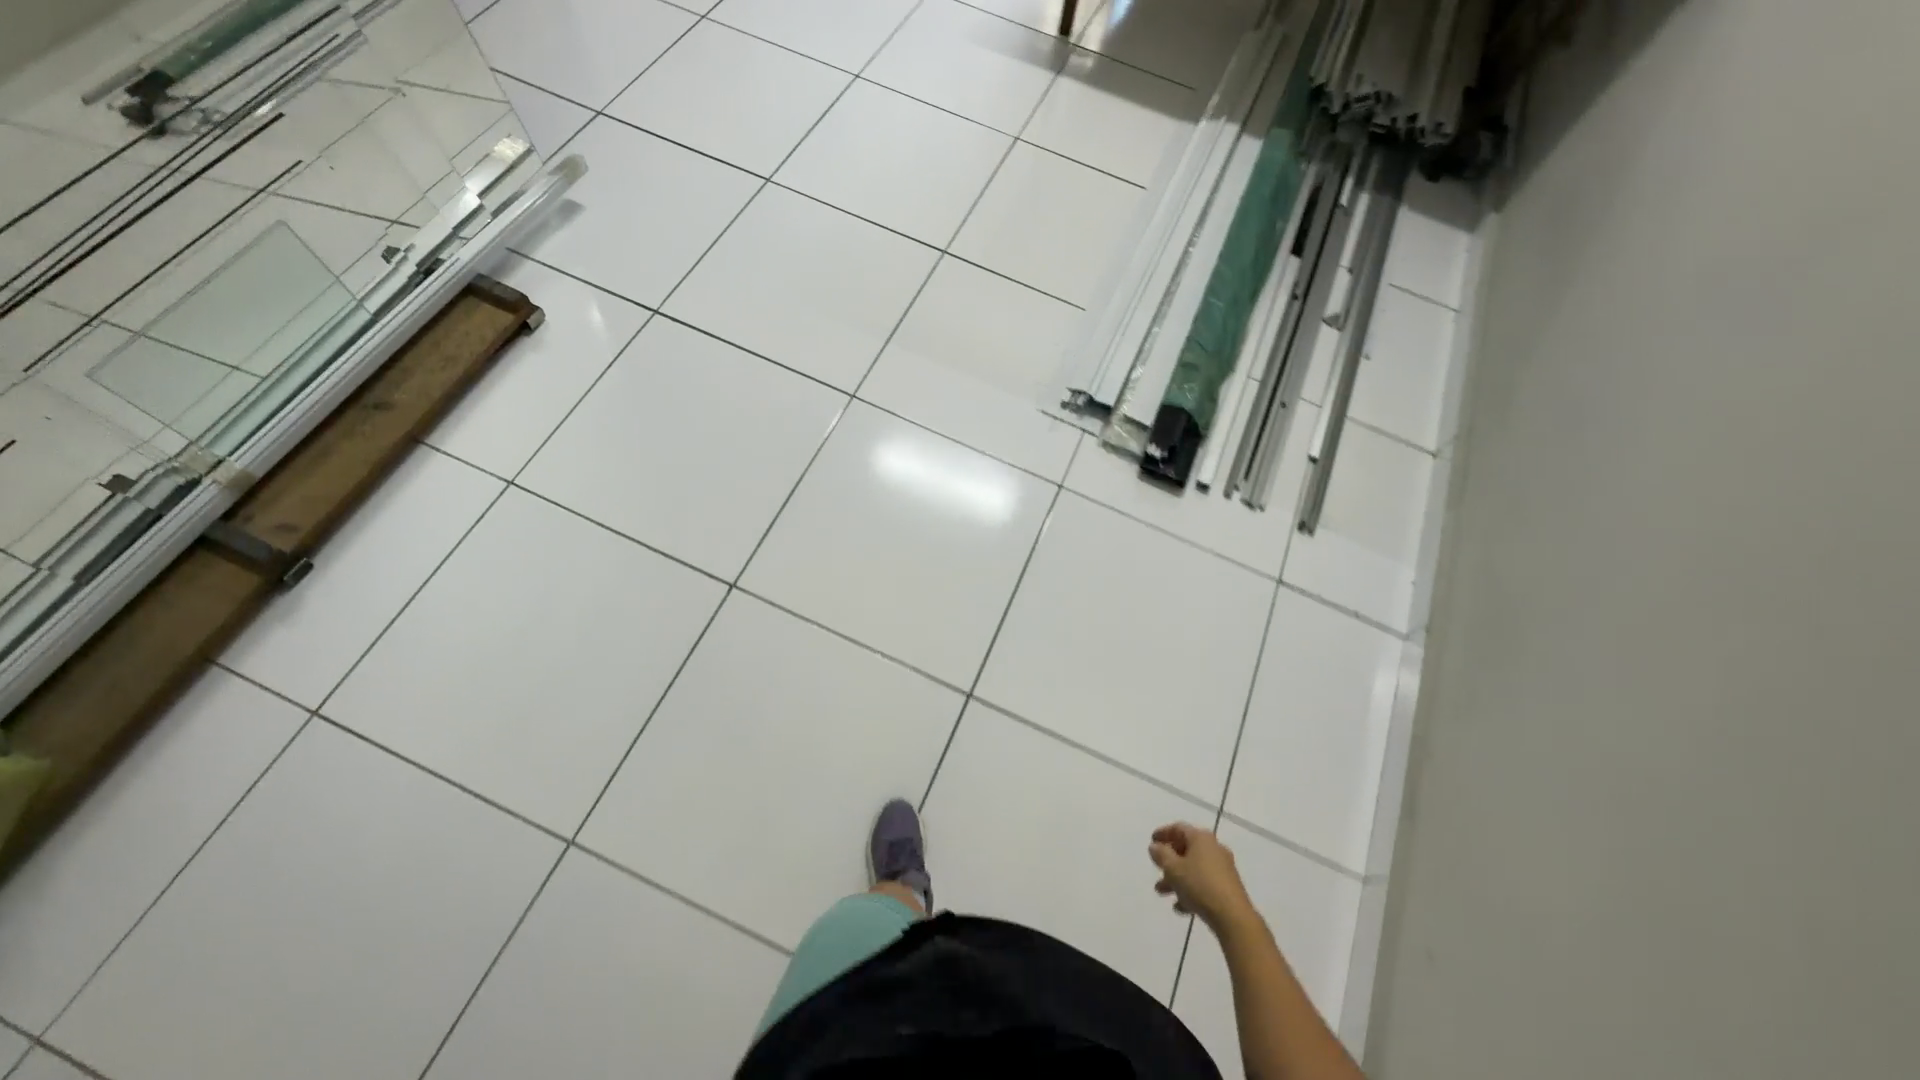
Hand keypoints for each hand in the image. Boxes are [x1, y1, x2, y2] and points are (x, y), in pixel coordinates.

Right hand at [1149, 822, 1256, 929]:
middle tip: (1157, 869)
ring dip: (1177, 878)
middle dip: (1169, 861)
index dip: (1163, 833)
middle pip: (1187, 849)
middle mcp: (1214, 848)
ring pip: (1194, 868)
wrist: (1232, 915)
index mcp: (1201, 838)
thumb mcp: (1173, 869)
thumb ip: (1161, 855)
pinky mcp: (1228, 885)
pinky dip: (1191, 890)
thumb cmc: (1199, 885)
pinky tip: (1181, 907)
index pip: (1179, 828)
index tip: (1151, 842)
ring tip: (1162, 892)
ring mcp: (1223, 867)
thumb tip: (1155, 846)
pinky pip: (1204, 883)